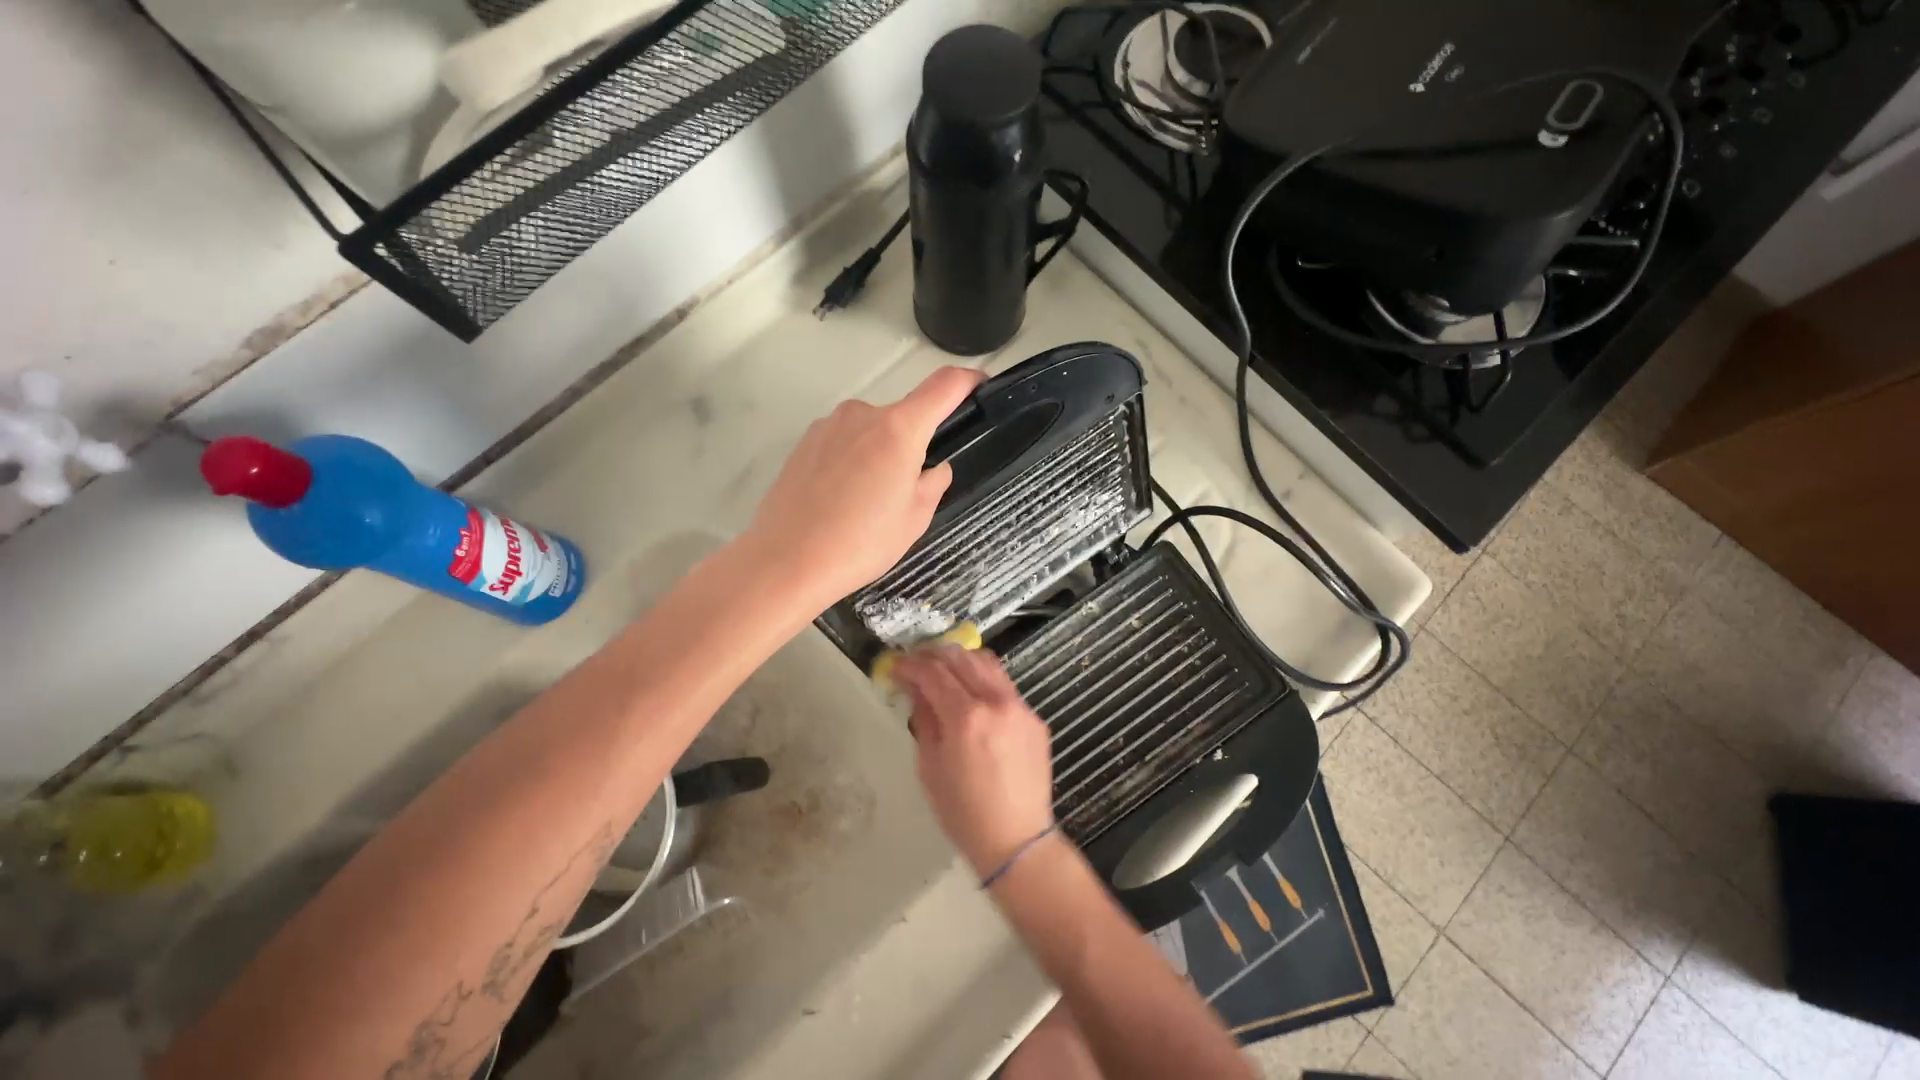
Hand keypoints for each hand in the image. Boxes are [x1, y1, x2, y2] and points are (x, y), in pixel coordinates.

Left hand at [743, 366, 983, 606]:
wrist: (786, 560)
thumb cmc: (859, 543)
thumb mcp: (914, 519)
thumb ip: (933, 484)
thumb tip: (933, 468)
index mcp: (898, 429)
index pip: (944, 386)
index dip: (968, 381)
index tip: (979, 385)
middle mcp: (862, 415)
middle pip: (902, 416)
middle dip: (912, 445)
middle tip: (905, 492)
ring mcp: (828, 425)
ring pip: (870, 432)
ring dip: (878, 455)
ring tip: (867, 504)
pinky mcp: (804, 442)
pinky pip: (843, 443)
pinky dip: (851, 463)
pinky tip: (840, 501)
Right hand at [893, 646, 1055, 877]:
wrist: (1016, 838)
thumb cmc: (963, 812)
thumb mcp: (930, 766)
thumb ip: (924, 719)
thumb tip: (916, 690)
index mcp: (966, 717)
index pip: (933, 672)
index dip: (909, 665)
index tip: (896, 667)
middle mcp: (996, 703)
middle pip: (961, 657)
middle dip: (933, 655)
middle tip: (915, 664)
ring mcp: (1020, 708)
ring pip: (988, 663)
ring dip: (961, 660)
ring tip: (942, 672)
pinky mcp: (1034, 718)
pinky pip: (1005, 687)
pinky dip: (983, 681)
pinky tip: (971, 698)